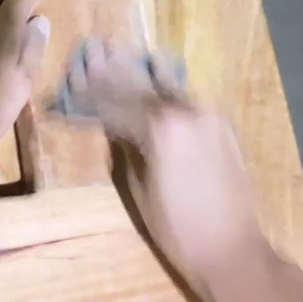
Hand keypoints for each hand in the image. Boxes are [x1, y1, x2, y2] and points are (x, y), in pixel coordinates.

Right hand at [63, 39, 276, 300]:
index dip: (89, 94)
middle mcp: (186, 111)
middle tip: (93, 52)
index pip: (115, 104)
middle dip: (114, 72)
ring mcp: (207, 115)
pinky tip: (152, 76)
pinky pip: (185, 100)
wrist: (232, 249)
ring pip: (166, 87)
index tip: (70, 78)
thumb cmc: (176, 228)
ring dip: (140, 74)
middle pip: (141, 86)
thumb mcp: (138, 189)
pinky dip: (164, 89)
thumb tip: (114, 126)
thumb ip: (125, 149)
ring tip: (118, 54)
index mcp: (160, 127)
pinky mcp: (220, 126)